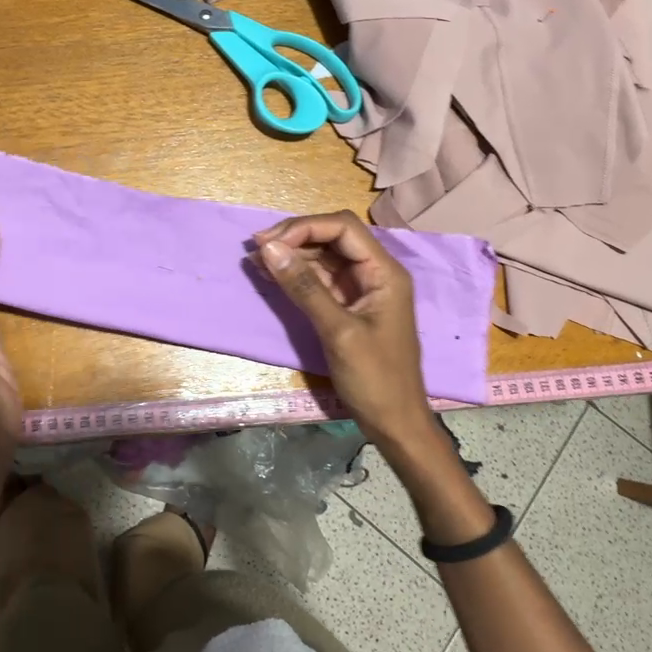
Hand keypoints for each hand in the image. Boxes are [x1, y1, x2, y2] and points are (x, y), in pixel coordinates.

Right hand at [254, 211, 437, 449]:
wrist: (395, 424)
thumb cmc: (375, 379)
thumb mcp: (338, 332)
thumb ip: (304, 287)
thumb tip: (269, 248)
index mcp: (384, 272)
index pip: (343, 227)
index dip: (304, 227)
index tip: (269, 242)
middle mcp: (375, 272)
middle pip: (333, 235)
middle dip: (295, 236)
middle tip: (258, 248)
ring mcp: (361, 288)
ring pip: (324, 255)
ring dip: (292, 253)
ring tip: (256, 260)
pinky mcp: (348, 304)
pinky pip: (319, 278)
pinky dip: (296, 274)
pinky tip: (271, 274)